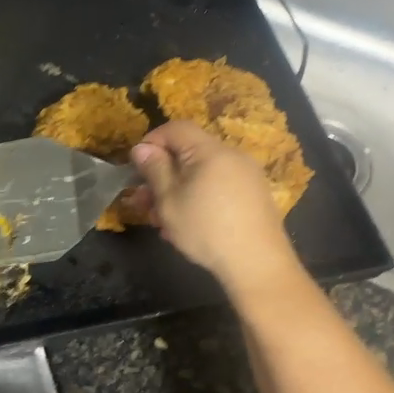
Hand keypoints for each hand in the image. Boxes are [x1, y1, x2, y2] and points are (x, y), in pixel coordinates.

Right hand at [129, 121, 299, 291]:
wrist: (257, 264)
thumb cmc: (206, 228)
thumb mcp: (169, 200)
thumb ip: (154, 170)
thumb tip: (142, 148)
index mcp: (211, 151)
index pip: (176, 128)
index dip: (152, 141)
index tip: (136, 167)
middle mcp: (232, 156)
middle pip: (188, 152)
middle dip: (161, 173)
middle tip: (141, 200)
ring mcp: (246, 176)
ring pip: (200, 173)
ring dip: (175, 189)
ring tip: (159, 219)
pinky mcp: (253, 195)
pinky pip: (216, 186)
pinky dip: (196, 197)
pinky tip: (184, 224)